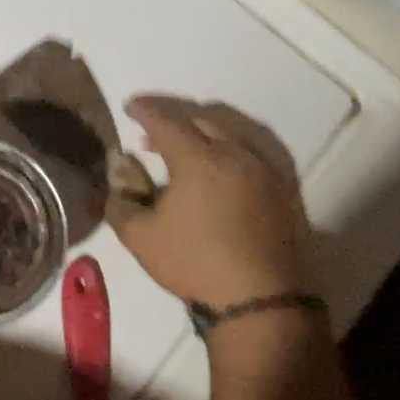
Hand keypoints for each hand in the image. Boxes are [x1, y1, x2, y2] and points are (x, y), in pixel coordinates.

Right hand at [107, 95, 315, 307]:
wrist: (260, 293)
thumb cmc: (192, 262)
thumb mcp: (140, 238)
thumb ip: (120, 204)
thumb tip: (116, 185)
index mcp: (198, 161)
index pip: (167, 122)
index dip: (145, 110)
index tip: (129, 105)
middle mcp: (236, 154)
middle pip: (205, 119)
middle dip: (176, 119)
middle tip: (151, 133)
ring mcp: (266, 169)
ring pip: (233, 133)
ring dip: (205, 133)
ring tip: (185, 150)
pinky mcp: (283, 187)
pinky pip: (253, 152)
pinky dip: (229, 149)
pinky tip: (219, 171)